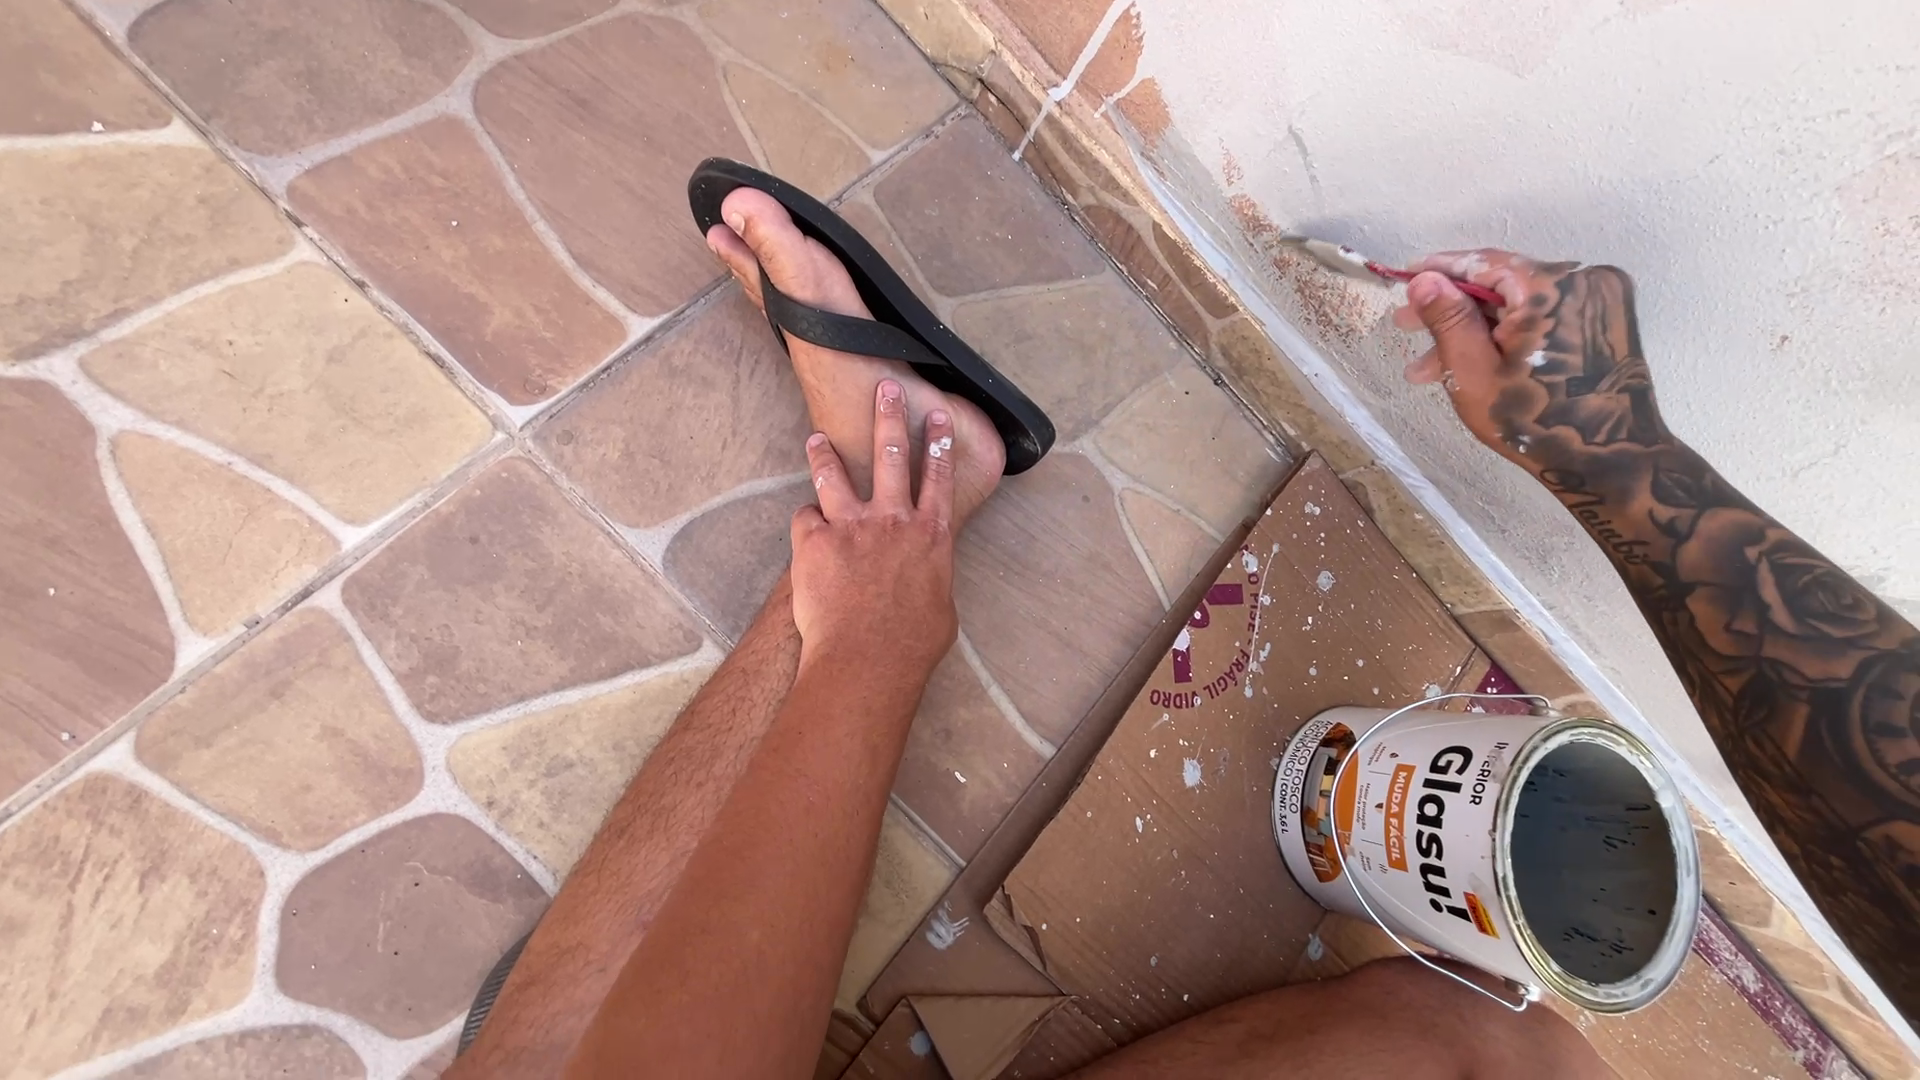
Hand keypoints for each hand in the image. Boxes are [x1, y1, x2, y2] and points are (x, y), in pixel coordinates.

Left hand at [789, 380, 959, 680]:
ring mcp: (852, 526)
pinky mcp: (815, 542)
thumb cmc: (913, 644)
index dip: (937, 443)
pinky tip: (805, 527)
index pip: (937, 477)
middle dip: (889, 415)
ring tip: (816, 437)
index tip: (936, 417)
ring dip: (825, 452)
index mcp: (930, 535)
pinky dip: (806, 521)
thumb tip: (925, 580)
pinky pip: (805, 518)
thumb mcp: (941, 608)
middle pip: (891, 454)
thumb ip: (931, 580)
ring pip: (836, 475)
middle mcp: (893, 519)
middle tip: (885, 387)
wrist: (868, 658)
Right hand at [1393, 250, 1673, 469]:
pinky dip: (1501, 333)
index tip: (1406, 274)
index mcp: (1550, 289)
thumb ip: (1447, 318)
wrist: (1602, 451)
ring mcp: (1596, 300)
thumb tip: (1421, 279)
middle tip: (1404, 326)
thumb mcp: (1472, 367)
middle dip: (1449, 306)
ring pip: (1516, 303)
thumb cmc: (1528, 416)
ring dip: (1470, 328)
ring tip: (1428, 364)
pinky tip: (1470, 360)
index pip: (1485, 262)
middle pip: (1500, 282)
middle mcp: (1582, 281)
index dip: (1440, 269)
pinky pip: (1537, 315)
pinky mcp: (1600, 320)